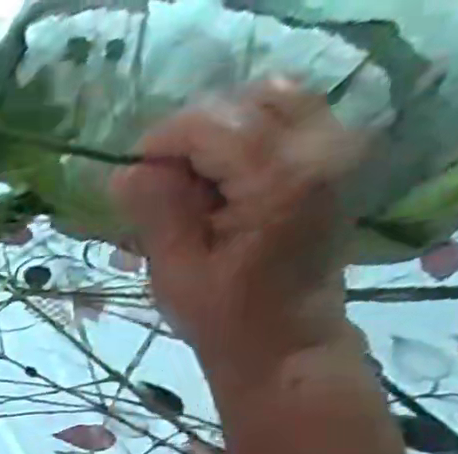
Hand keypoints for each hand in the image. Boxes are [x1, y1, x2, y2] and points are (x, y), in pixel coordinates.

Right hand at [110, 78, 366, 390]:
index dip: (159, 145)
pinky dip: (241, 142)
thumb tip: (124, 172)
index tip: (130, 184)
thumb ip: (157, 212)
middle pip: (239, 103)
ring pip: (263, 104)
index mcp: (279, 178)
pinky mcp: (332, 158)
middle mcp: (319, 146)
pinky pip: (281, 120)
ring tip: (189, 189)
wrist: (287, 345)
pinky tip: (218, 187)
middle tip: (160, 188)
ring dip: (215, 139)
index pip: (207, 123)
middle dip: (189, 139)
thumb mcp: (177, 272)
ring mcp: (333, 148)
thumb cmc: (227, 320)